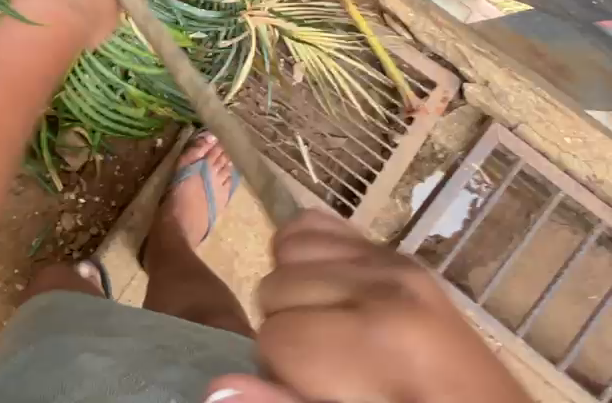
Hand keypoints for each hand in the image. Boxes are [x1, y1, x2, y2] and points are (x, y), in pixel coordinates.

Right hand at [208, 211, 529, 402]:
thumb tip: (216, 386)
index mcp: (387, 338)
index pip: (275, 338)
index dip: (287, 379)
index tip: (325, 397)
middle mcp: (391, 282)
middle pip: (274, 289)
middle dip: (291, 340)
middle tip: (336, 379)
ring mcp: (395, 256)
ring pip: (285, 250)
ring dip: (297, 297)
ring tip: (337, 343)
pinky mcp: (394, 249)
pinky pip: (313, 225)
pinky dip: (308, 260)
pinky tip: (336, 304)